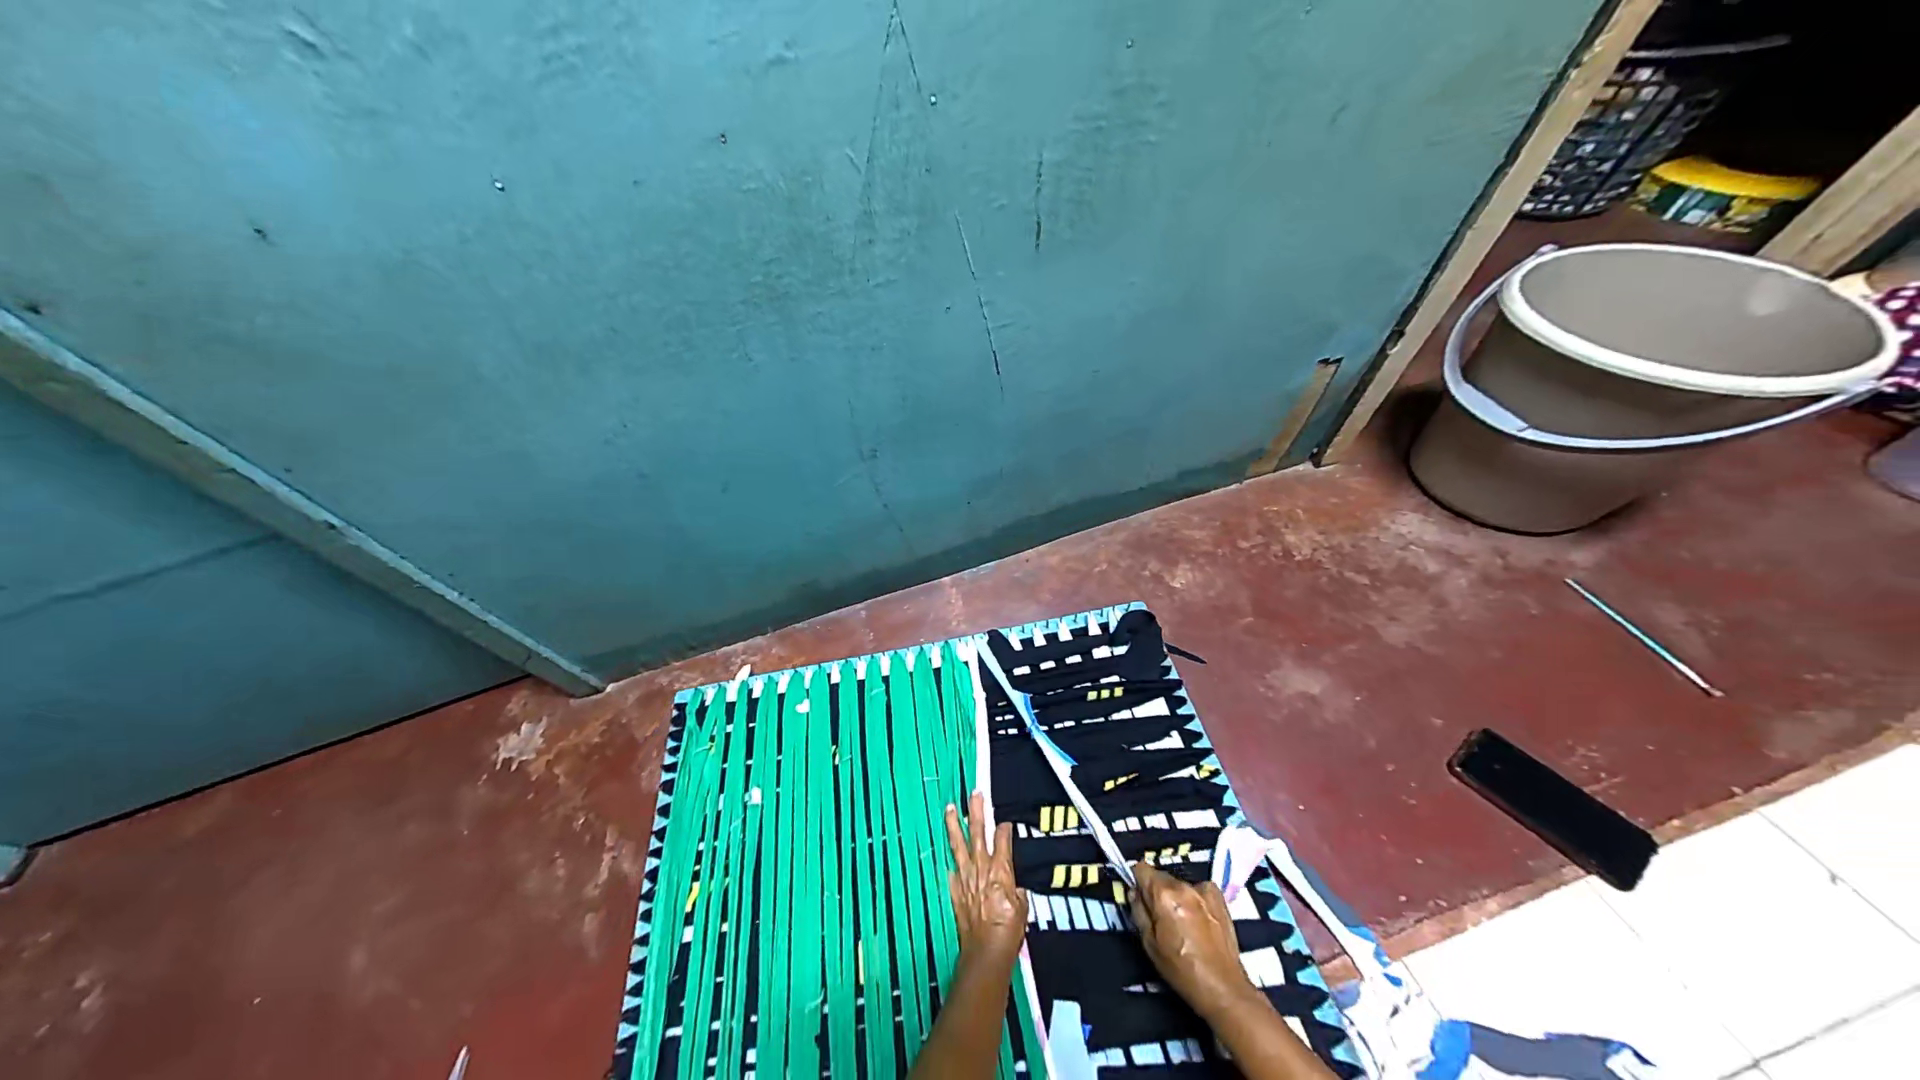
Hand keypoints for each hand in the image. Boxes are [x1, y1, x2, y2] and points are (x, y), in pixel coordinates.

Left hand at [945, 792, 1025, 960]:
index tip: (1005, 822)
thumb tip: (1014, 889)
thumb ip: (1017, 892)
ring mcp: (966, 878)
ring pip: (958, 844)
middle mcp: (981, 869)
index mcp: (1001, 870)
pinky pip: (953, 871)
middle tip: (974, 794)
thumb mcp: (1022, 908)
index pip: (1002, 839)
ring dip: (954, 825)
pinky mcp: (955, 890)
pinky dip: (952, 863)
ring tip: (950, 809)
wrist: (986, 950)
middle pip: (978, 832)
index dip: (1004, 829)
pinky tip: (949, 855)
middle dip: (976, 811)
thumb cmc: (1008, 931)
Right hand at [1128, 862, 1261, 1021]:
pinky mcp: (1220, 899)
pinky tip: (1199, 921)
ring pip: (1179, 885)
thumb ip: (1138, 911)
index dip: (1137, 882)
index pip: (1141, 868)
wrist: (1223, 988)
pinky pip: (1198, 890)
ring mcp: (1205, 891)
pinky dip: (1195, 899)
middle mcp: (1185, 887)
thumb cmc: (1182, 970)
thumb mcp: (1149, 944)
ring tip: (1183, 924)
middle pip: (1161, 877)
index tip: (1140, 899)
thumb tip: (1135, 893)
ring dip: (1176, 897)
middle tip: (1161, 919)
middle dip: (1157, 892)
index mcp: (1164, 895)